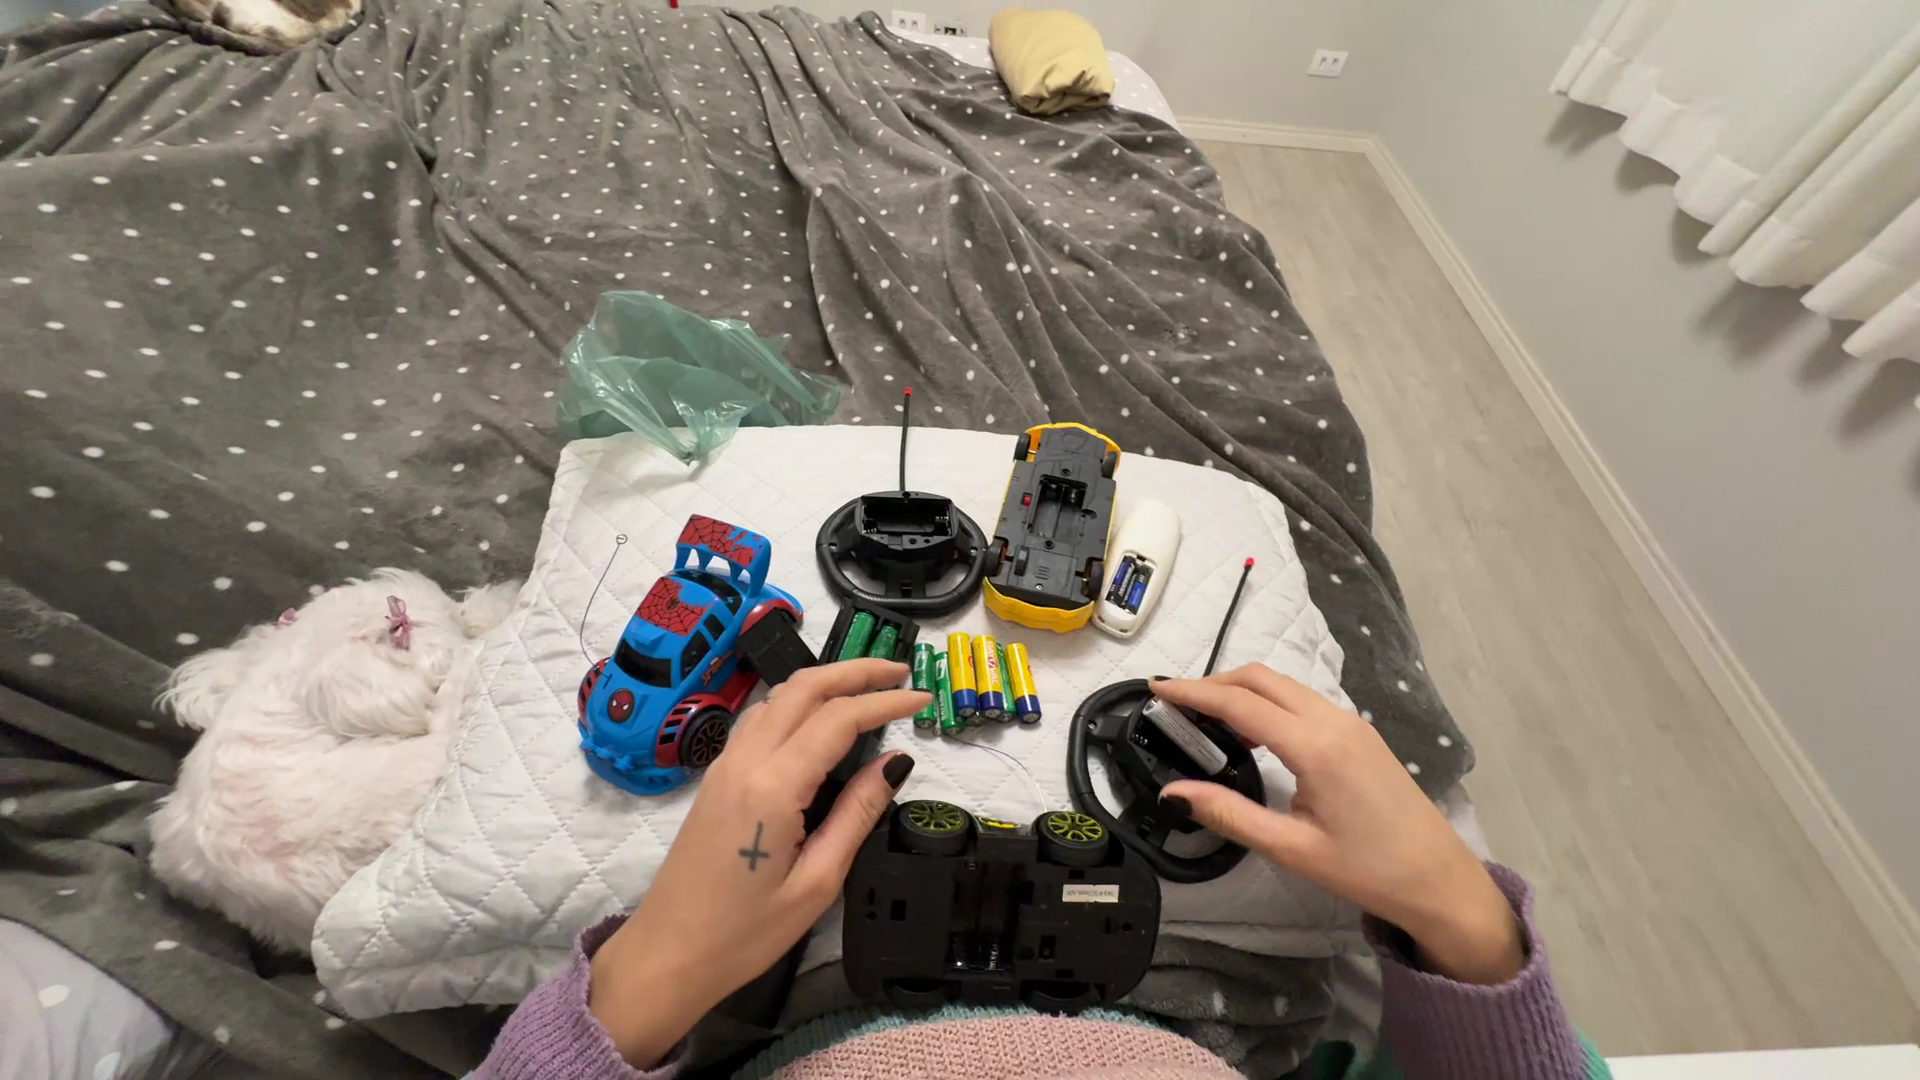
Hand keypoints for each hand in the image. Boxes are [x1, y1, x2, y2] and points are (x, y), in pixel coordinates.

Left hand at [588, 659, 928, 1065]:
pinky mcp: (717, 773)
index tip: (922, 699)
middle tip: (900, 673)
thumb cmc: (745, 934)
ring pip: (780, 695)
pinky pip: (762, 716)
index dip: (884, 701)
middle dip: (856, 670)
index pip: (838, 718)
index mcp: (773, 786)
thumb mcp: (817, 882)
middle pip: (805, 686)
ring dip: (826, 681)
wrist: (665, 958)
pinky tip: (820, 717)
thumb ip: (857, 813)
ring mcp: (725, 762)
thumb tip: (895, 761)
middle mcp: (746, 759)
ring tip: (868, 689)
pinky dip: (799, 700)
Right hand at [1155, 665, 1522, 984]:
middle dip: (1213, 681)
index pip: (1240, 702)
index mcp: (1316, 746)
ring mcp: (1349, 721)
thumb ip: (1228, 814)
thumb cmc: (1369, 871)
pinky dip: (1263, 700)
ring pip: (1281, 684)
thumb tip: (1172, 792)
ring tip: (1203, 713)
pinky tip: (1248, 728)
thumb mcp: (1291, 849)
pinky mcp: (1357, 730)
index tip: (1156, 686)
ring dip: (1239, 688)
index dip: (1193, 691)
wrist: (1444, 883)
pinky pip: (1299, 698)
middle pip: (1260, 677)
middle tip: (1175, 701)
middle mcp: (1333, 720)